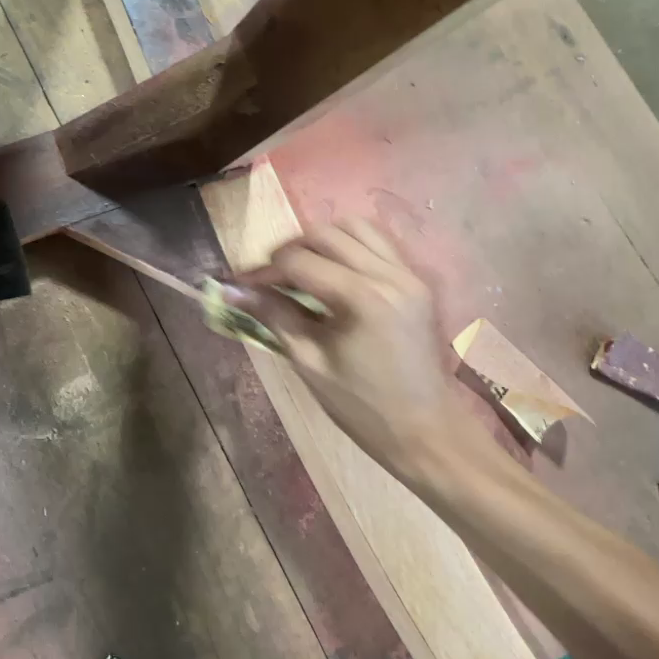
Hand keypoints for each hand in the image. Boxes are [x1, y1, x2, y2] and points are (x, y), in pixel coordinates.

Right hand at [226, 217, 467, 470]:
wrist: (427, 431)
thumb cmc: (362, 405)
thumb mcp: (309, 361)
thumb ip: (272, 315)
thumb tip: (231, 290)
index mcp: (363, 297)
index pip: (299, 261)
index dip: (264, 271)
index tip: (243, 287)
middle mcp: (389, 275)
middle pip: (324, 235)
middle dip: (289, 252)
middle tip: (269, 280)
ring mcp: (408, 274)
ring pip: (354, 228)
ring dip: (321, 242)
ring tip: (303, 271)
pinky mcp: (416, 281)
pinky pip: (377, 243)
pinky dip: (348, 247)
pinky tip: (333, 274)